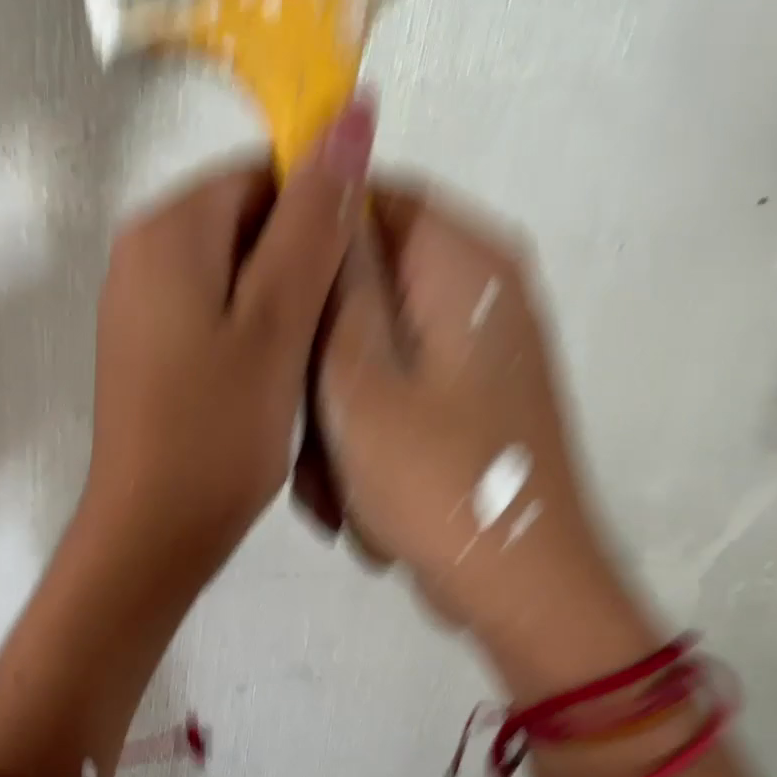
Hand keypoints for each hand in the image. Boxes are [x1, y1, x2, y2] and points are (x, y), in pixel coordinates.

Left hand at [78, 98, 377, 582]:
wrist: (152, 532)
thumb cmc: (217, 432)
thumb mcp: (278, 323)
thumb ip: (314, 222)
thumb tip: (349, 117)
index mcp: (167, 229)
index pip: (264, 174)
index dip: (321, 216)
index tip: (352, 281)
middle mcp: (139, 252)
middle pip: (247, 221)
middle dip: (300, 264)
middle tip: (332, 333)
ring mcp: (137, 302)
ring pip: (234, 271)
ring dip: (282, 305)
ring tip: (306, 363)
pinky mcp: (146, 346)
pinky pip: (213, 311)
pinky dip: (251, 332)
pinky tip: (272, 380)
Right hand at [301, 185, 660, 694]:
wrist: (520, 588)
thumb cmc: (432, 480)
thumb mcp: (358, 379)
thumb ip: (337, 283)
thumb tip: (330, 188)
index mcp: (464, 264)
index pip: (369, 197)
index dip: (302, 238)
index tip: (256, 300)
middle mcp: (479, 292)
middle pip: (363, 285)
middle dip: (314, 357)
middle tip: (293, 428)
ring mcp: (476, 353)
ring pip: (368, 351)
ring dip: (331, 416)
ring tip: (327, 487)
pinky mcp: (469, 403)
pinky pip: (393, 395)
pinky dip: (364, 442)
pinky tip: (353, 500)